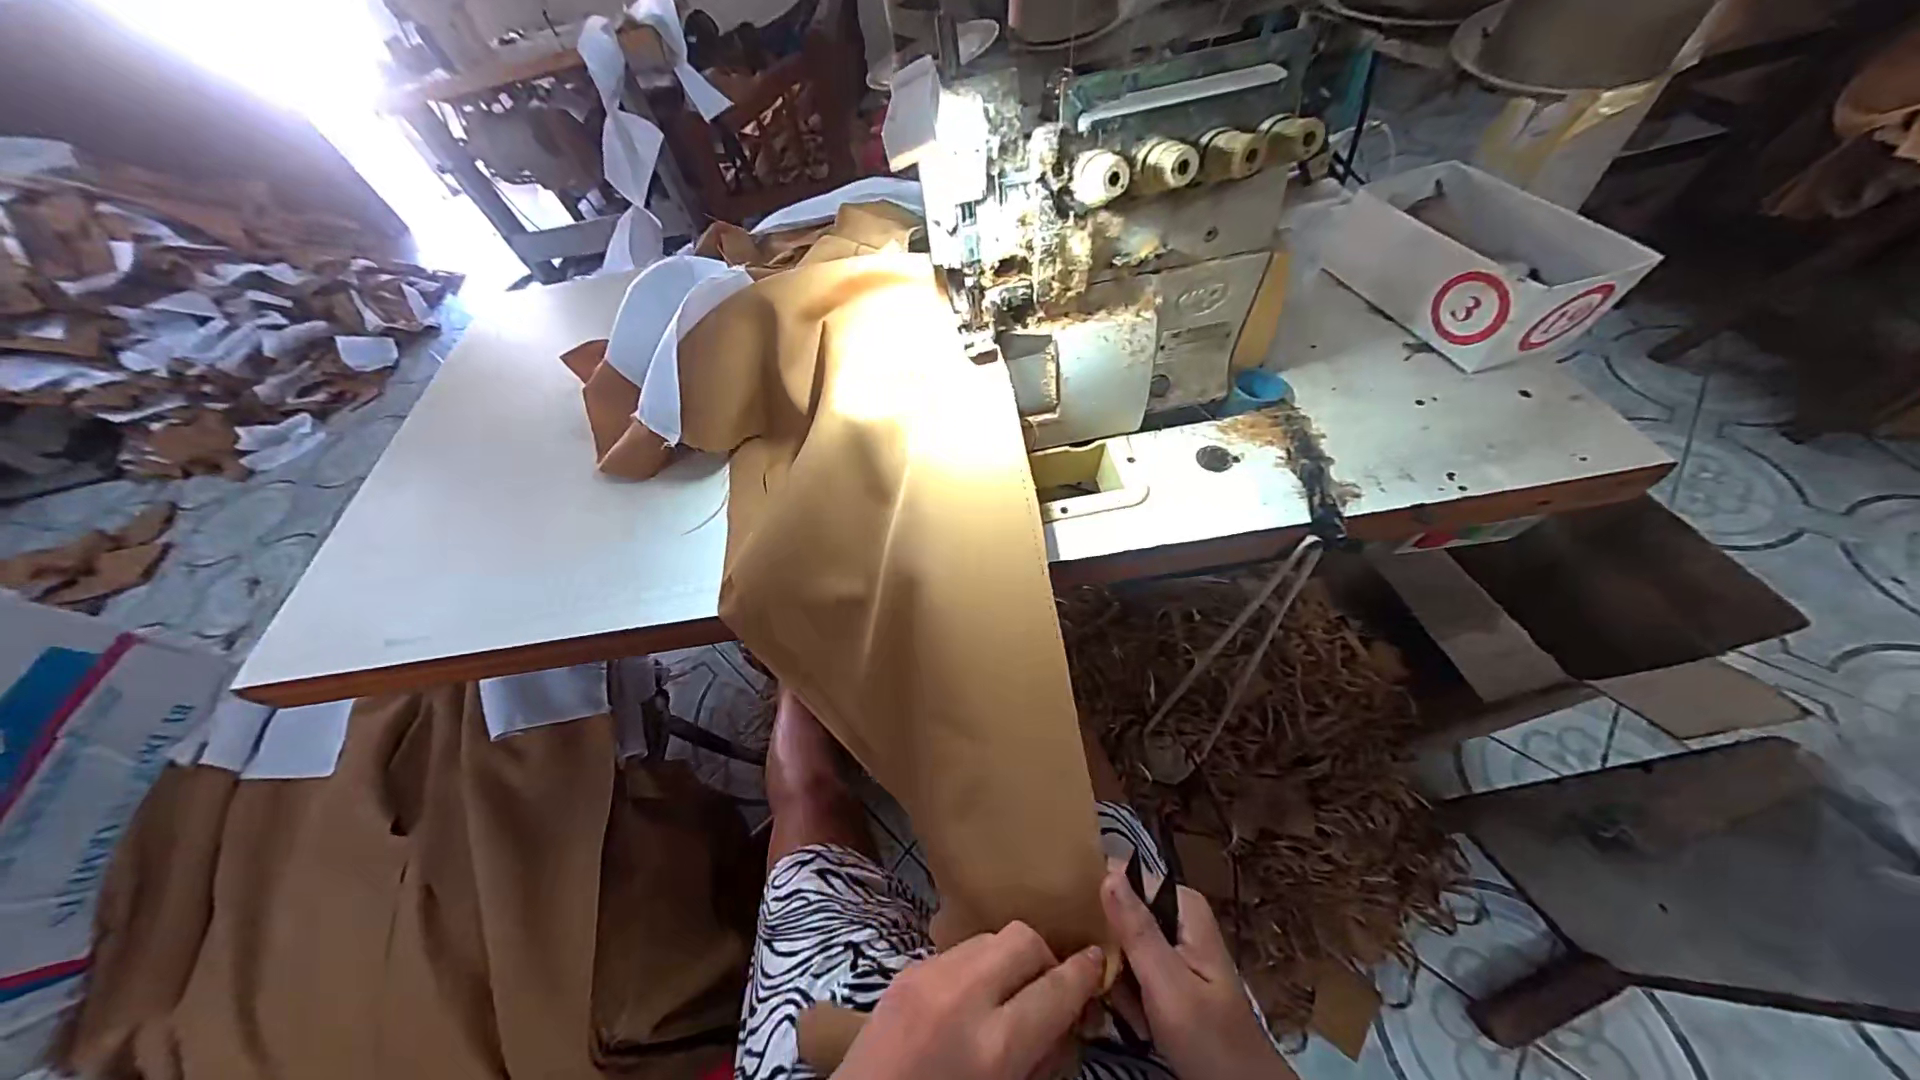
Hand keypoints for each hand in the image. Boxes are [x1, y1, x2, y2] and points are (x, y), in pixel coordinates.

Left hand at [837, 922, 1105, 1079]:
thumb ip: (1040, 1058)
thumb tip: (1065, 1020)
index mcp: (993, 1047)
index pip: (1055, 992)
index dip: (1083, 975)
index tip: (1098, 962)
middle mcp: (963, 996)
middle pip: (1023, 941)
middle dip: (1045, 959)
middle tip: (1048, 989)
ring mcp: (929, 975)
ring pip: (990, 938)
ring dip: (1009, 960)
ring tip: (1008, 994)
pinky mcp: (906, 970)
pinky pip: (958, 951)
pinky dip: (977, 967)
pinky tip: (970, 1000)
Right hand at [1100, 869, 1292, 1079]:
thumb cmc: (1210, 1040)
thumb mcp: (1168, 984)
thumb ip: (1137, 930)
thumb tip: (1108, 873)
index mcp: (1183, 905)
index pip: (1125, 878)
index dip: (1100, 899)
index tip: (1086, 932)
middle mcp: (1178, 916)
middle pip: (1120, 911)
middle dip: (1110, 949)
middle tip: (1117, 987)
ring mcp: (1173, 946)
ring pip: (1120, 942)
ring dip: (1118, 978)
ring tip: (1133, 1011)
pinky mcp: (1168, 974)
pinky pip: (1131, 968)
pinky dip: (1128, 994)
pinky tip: (1139, 1020)